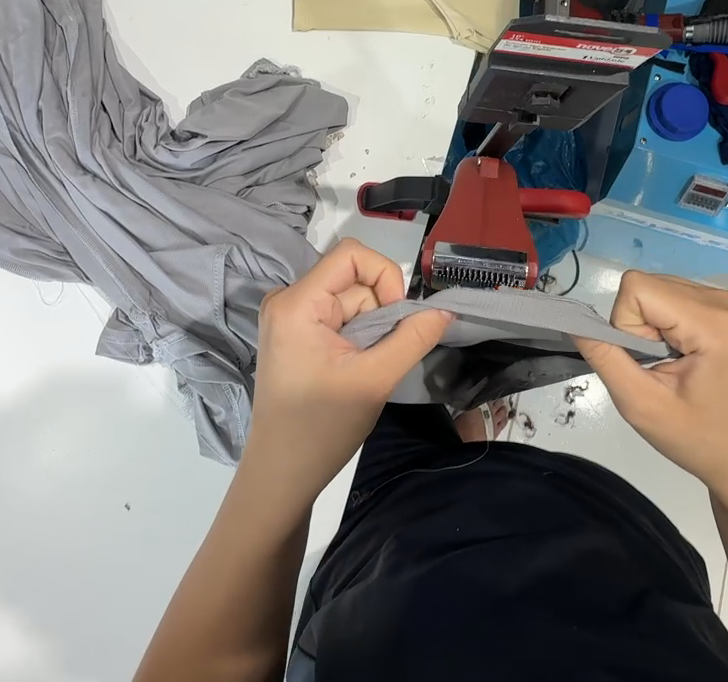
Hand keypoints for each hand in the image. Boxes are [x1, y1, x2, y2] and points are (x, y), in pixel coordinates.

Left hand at [244, 240, 452, 498]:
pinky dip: (357, 336)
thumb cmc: (322, 428)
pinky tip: (352, 368)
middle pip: (353, 280)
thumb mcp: (375, 380)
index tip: (396, 319)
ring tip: (362, 369)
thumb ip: (413, 338)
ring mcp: (289, 317)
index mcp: (296, 302)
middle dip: (378, 313)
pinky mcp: (295, 334)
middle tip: (378, 358)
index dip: (385, 276)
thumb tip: (445, 308)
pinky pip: (339, 317)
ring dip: (369, 328)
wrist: (282, 473)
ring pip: (350, 300)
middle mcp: (287, 299)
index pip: (351, 255)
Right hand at [573, 272, 727, 511]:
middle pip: (646, 285)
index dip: (626, 324)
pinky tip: (680, 353)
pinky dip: (662, 321)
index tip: (646, 361)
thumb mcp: (639, 405)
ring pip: (654, 288)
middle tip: (660, 366)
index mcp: (713, 323)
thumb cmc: (695, 438)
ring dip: (648, 324)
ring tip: (671, 361)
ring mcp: (727, 300)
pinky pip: (668, 295)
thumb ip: (603, 356)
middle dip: (638, 325)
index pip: (637, 288)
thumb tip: (572, 321)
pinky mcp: (724, 306)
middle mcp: (724, 301)